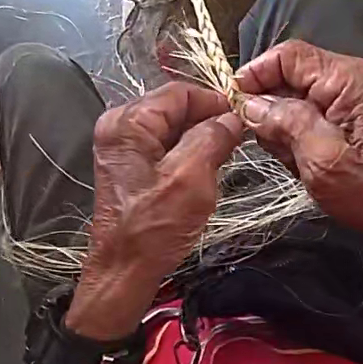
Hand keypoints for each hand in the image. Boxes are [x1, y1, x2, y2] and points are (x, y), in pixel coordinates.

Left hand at [66, 82, 244, 339]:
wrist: (124, 271)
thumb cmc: (154, 227)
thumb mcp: (191, 177)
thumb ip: (212, 138)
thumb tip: (233, 117)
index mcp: (127, 123)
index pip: (179, 92)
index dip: (215, 100)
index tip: (244, 115)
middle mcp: (118, 127)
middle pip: (173, 108)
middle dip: (207, 120)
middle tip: (239, 137)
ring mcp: (121, 147)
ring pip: (171, 128)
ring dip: (199, 138)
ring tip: (225, 154)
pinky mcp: (128, 167)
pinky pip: (163, 147)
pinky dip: (186, 152)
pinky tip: (205, 169)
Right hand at [233, 40, 362, 276]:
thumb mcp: (321, 159)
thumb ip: (285, 122)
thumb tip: (248, 102)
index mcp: (351, 79)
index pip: (289, 55)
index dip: (255, 74)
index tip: (233, 103)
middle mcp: (356, 77)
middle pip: (291, 75)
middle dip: (270, 107)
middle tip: (269, 144)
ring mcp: (356, 95)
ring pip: (296, 96)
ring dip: (283, 126)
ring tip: (293, 160)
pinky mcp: (354, 113)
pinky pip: (310, 112)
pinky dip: (297, 133)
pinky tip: (302, 160)